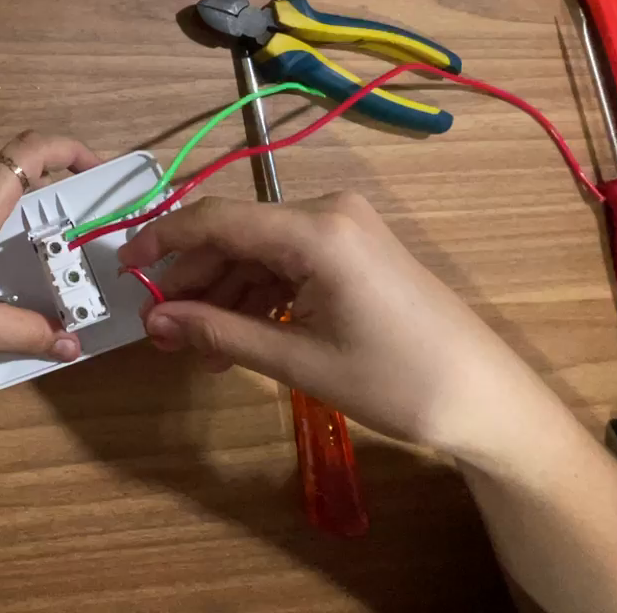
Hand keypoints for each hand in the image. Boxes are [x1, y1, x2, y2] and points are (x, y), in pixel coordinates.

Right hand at [117, 192, 566, 464]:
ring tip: (196, 344)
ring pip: (255, 251)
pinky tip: (235, 334)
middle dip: (192, 279)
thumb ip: (219, 333)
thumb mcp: (300, 361)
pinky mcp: (348, 248)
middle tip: (160, 324)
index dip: (161, 240)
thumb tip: (153, 323)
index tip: (124, 268)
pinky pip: (283, 262)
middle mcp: (325, 212)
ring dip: (221, 292)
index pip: (216, 219)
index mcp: (316, 229)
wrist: (493, 405)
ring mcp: (340, 228)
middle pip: (234, 234)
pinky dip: (254, 294)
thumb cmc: (399, 383)